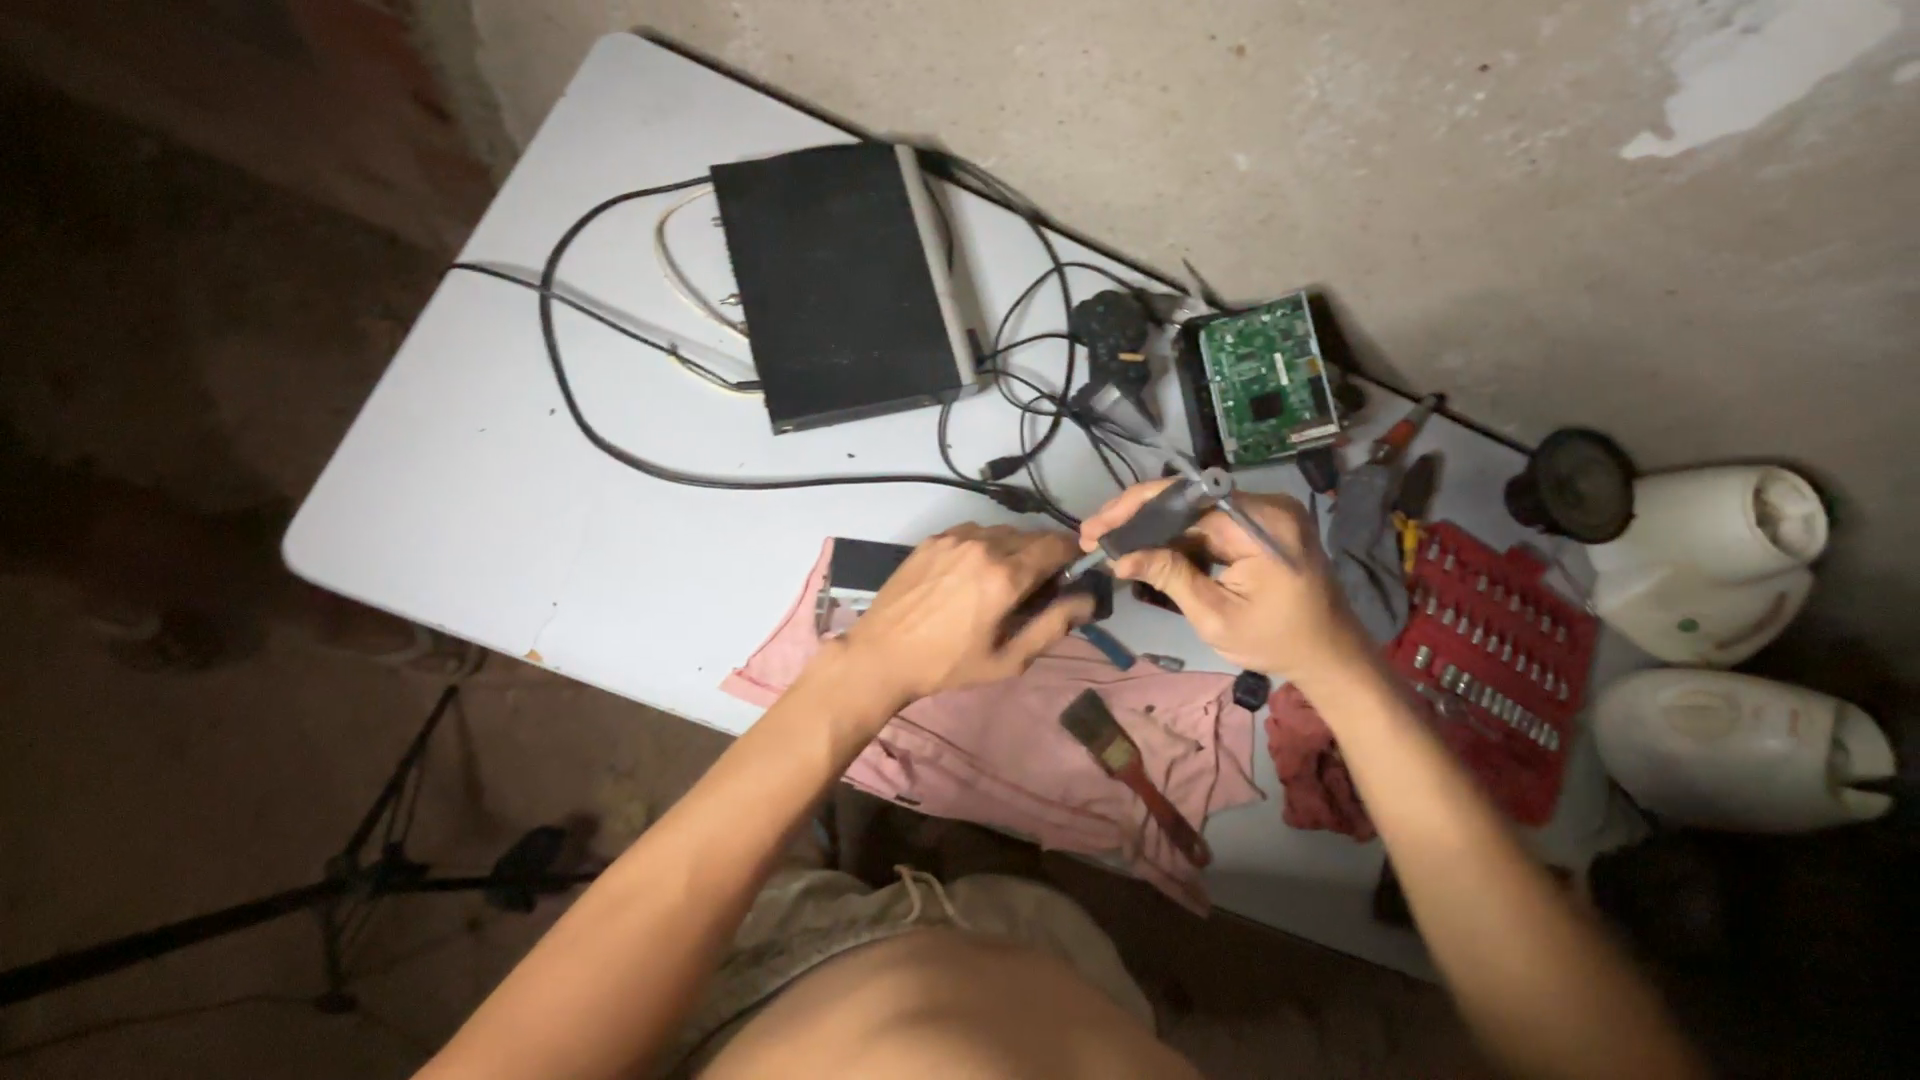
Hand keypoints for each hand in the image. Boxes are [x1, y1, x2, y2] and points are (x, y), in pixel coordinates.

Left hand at [837, 525, 1094, 706]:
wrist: (882, 654)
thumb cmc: (949, 664)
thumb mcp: (1009, 658)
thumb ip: (1054, 625)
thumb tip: (1089, 599)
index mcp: (1006, 575)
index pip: (1058, 545)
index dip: (1072, 556)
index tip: (1073, 573)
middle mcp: (984, 545)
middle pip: (1032, 536)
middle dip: (1043, 556)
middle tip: (1037, 587)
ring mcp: (955, 538)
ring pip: (1002, 533)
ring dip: (1013, 550)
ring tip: (1002, 581)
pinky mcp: (933, 539)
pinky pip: (973, 534)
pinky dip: (984, 547)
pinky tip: (973, 573)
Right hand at [1080, 480, 1368, 685]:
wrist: (1331, 655)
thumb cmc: (1277, 642)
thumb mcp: (1215, 616)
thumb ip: (1169, 576)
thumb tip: (1120, 556)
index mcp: (1260, 524)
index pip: (1184, 499)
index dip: (1134, 510)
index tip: (1096, 529)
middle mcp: (1266, 504)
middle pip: (1187, 498)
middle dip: (1137, 517)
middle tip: (1095, 536)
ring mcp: (1267, 512)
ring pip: (1195, 509)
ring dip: (1155, 526)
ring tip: (1113, 543)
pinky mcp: (1263, 524)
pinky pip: (1212, 520)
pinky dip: (1179, 535)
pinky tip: (1148, 548)